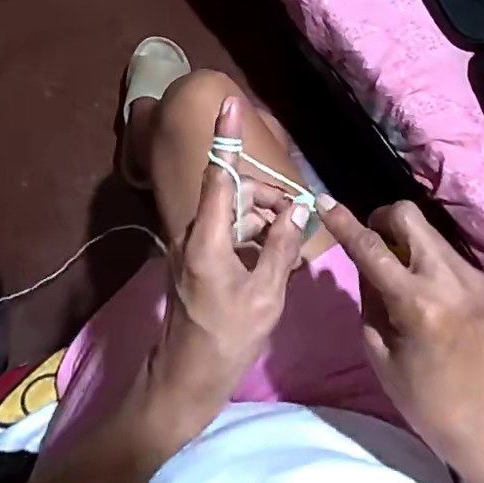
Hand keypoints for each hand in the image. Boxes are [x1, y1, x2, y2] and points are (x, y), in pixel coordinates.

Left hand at [145, 96, 306, 429]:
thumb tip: (297, 211)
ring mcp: (191, 245)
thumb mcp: (265, 296)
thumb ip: (281, 247)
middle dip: (268, 194)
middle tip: (298, 218)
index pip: (218, 176)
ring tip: (290, 238)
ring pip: (232, 209)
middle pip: (233, 191)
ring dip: (263, 214)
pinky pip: (227, 228)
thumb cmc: (226, 340)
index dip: (225, 137)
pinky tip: (274, 250)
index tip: (229, 102)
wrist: (185, 379)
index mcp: (207, 240)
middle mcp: (193, 234)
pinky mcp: (195, 257)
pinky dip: (252, 230)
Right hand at [319, 197, 483, 482]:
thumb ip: (368, 290)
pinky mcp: (483, 277)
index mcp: (418, 304)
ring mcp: (472, 275)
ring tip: (395, 270)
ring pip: (425, 228)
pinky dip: (421, 254)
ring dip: (402, 238)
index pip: (373, 248)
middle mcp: (449, 279)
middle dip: (381, 219)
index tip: (323, 201)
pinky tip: (418, 283)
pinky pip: (440, 248)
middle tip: (369, 242)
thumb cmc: (416, 392)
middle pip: (408, 216)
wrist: (478, 414)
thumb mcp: (375, 343)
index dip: (344, 222)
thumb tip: (362, 252)